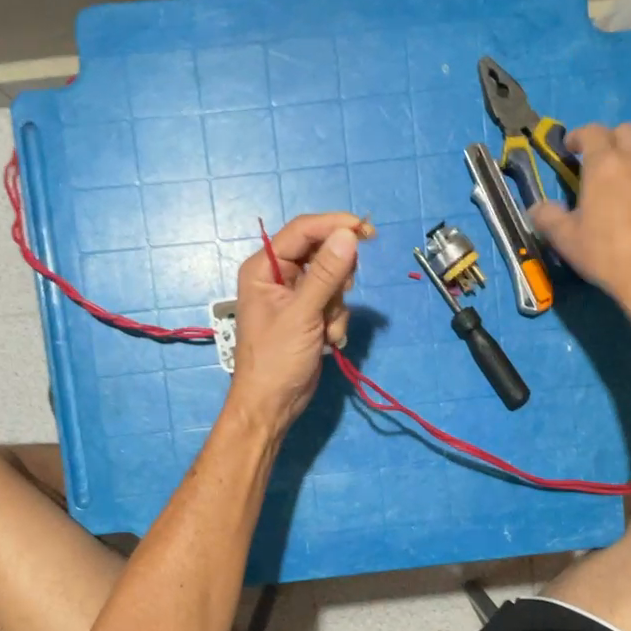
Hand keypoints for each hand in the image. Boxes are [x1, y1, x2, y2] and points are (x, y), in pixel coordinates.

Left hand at [227, 212, 369, 432]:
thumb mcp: (302, 315)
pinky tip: (326, 341)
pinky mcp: (309, 316)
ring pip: (333, 281)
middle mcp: (277, 276)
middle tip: (343, 293)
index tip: (366, 231)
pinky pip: (334, 304)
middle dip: (337, 278)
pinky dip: (336, 322)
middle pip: (321, 253)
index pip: (303, 231)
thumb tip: (349, 235)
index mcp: (264, 268)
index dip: (334, 226)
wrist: (273, 405)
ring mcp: (295, 297)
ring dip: (337, 307)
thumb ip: (326, 274)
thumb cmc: (276, 360)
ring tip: (325, 330)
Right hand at [530, 123, 630, 312]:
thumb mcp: (565, 238)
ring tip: (622, 183)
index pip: (592, 132)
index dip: (579, 136)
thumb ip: (547, 217)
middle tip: (598, 161)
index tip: (570, 148)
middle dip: (609, 139)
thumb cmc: (603, 253)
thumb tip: (537, 208)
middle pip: (625, 131)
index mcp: (604, 165)